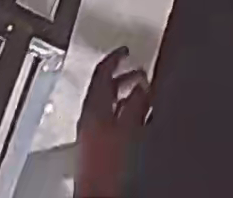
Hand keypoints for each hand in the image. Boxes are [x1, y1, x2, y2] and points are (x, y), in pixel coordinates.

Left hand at [75, 47, 148, 197]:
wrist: (99, 194)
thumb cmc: (107, 163)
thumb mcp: (128, 124)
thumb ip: (136, 100)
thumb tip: (143, 83)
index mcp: (93, 104)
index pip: (102, 70)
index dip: (115, 56)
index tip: (126, 49)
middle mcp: (89, 115)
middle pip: (105, 85)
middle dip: (123, 75)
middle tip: (138, 70)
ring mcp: (91, 130)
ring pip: (108, 102)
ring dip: (125, 94)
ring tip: (142, 92)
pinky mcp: (97, 145)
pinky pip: (111, 119)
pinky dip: (124, 112)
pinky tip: (137, 118)